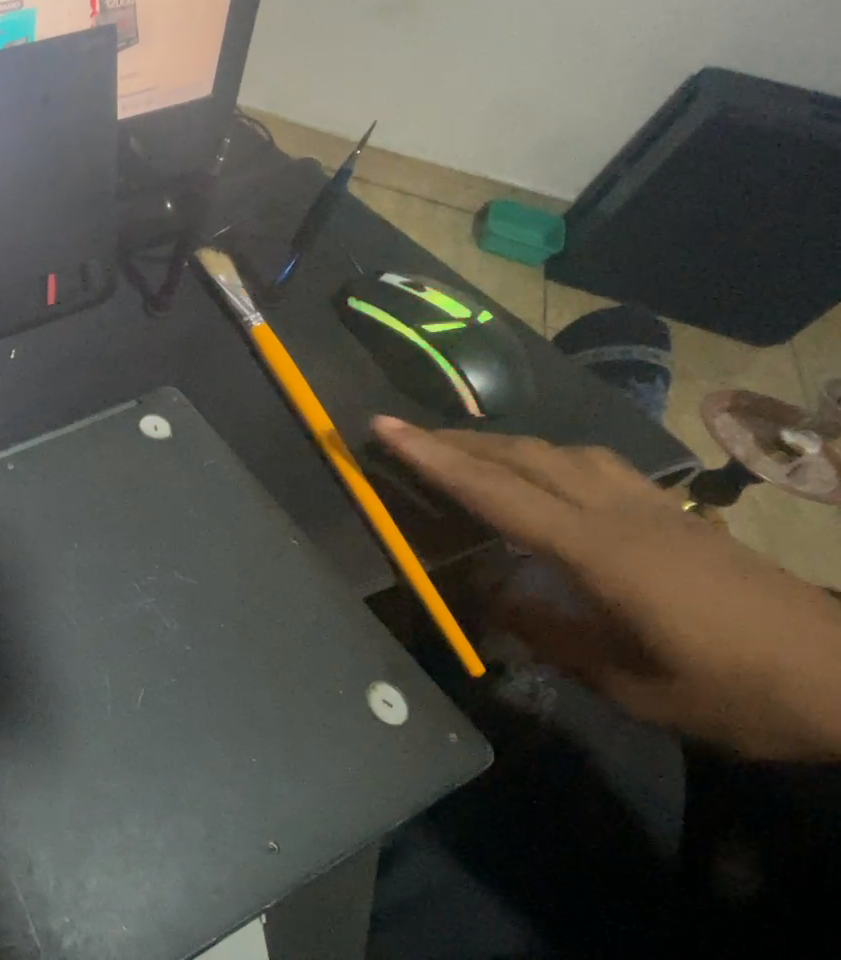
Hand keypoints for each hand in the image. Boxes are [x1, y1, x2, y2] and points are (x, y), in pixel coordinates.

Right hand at [373, 416, 840, 761]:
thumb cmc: (738, 693)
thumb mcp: (630, 684)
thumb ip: (549, 634)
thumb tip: (488, 597)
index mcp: (601, 553)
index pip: (497, 493)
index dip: (434, 460)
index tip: (383, 429)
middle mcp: (623, 515)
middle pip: (527, 457)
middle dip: (458, 441)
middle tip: (403, 436)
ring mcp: (656, 510)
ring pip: (564, 453)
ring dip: (504, 445)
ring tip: (464, 451)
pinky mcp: (679, 517)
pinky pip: (596, 466)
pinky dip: (548, 459)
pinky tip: (541, 475)